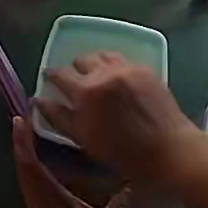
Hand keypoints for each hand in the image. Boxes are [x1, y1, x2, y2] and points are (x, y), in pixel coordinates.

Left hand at [13, 117, 126, 207]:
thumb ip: (119, 200)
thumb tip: (131, 177)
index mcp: (51, 198)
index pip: (31, 162)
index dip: (24, 139)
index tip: (22, 116)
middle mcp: (37, 200)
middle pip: (24, 165)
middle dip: (25, 140)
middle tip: (33, 116)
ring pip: (27, 175)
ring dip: (29, 153)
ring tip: (40, 132)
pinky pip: (32, 186)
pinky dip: (35, 169)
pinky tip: (49, 162)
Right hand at [37, 52, 204, 187]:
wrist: (167, 149)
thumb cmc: (122, 152)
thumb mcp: (83, 138)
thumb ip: (59, 117)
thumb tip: (39, 101)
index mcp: (86, 91)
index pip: (60, 74)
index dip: (51, 76)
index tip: (49, 78)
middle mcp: (105, 72)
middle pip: (82, 59)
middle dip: (76, 68)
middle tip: (76, 81)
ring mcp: (128, 68)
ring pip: (103, 55)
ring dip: (96, 63)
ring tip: (97, 77)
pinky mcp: (146, 69)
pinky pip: (123, 61)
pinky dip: (115, 67)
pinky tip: (118, 79)